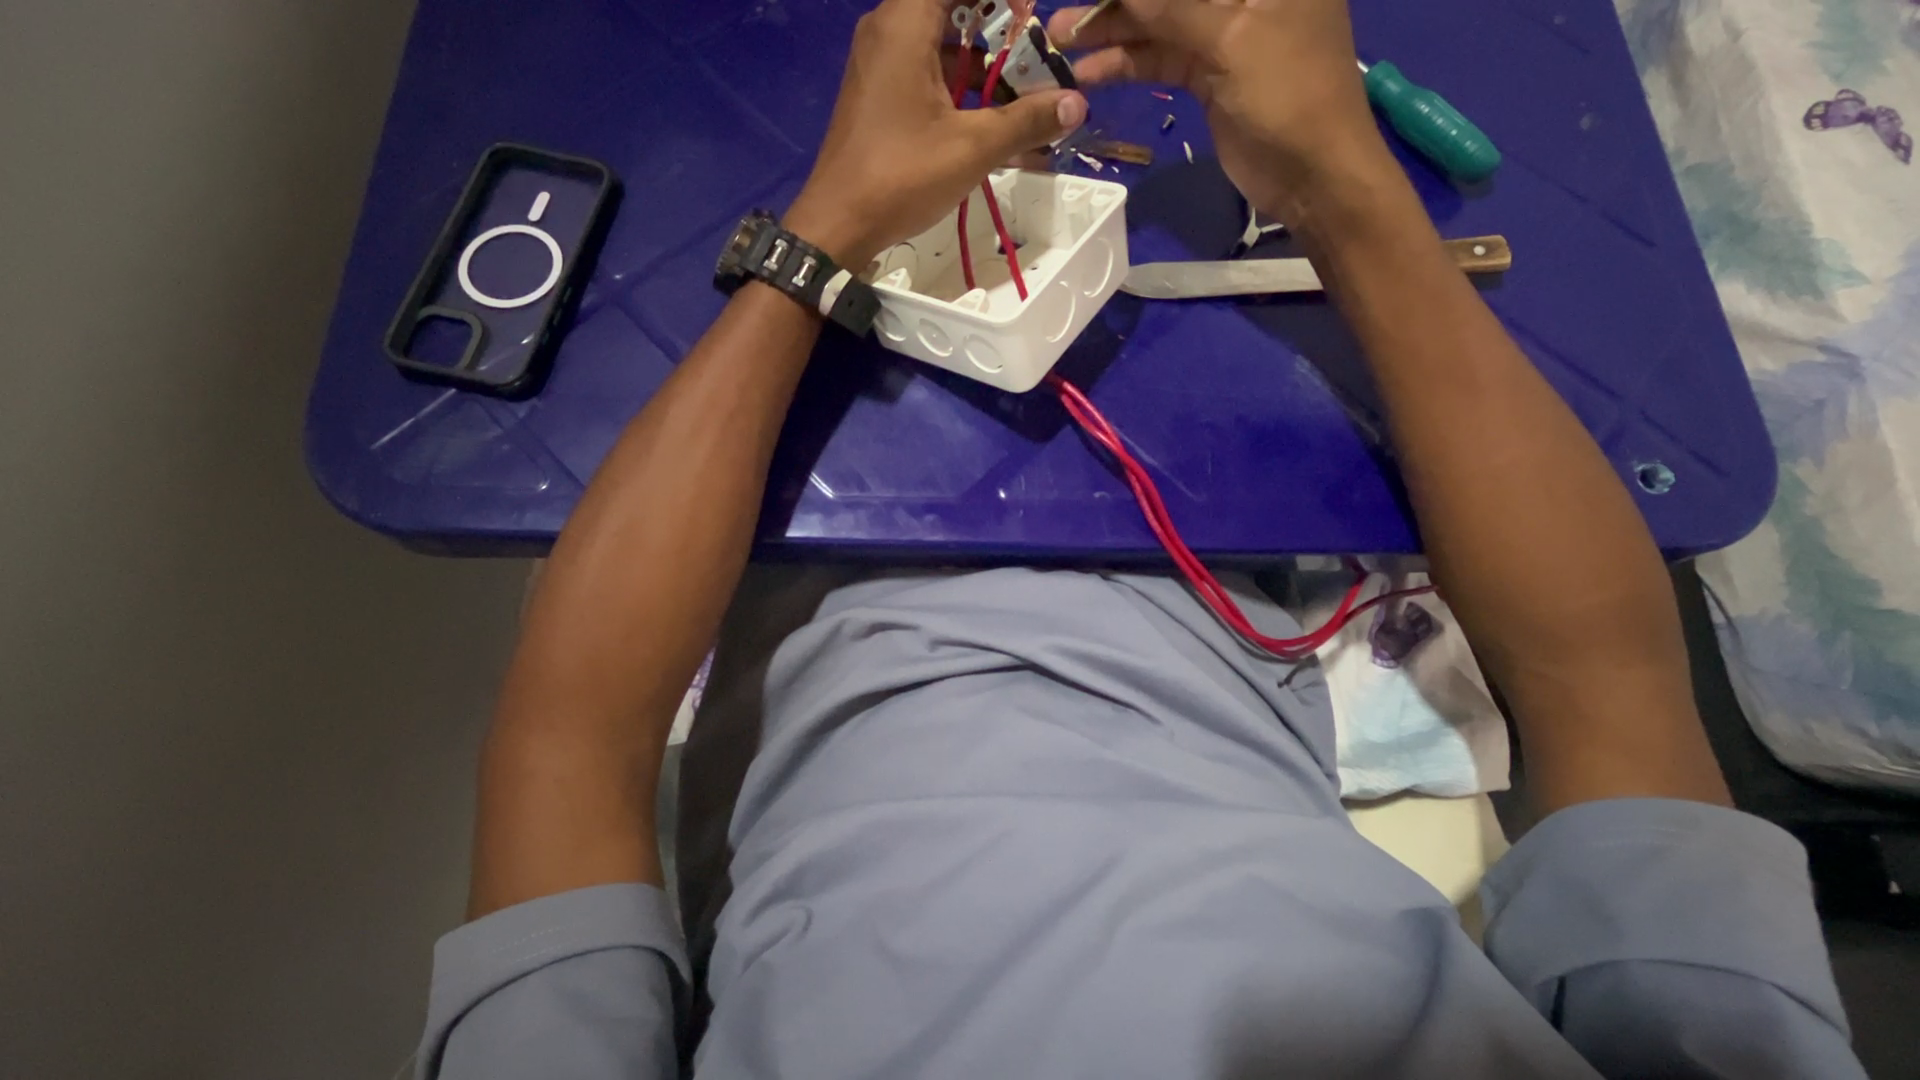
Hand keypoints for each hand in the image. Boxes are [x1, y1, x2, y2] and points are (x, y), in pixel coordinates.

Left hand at [785, 0, 1088, 269]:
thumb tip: (1076, 104)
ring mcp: (880, 64)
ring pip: (942, 44)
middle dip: (999, 30)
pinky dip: (960, 89)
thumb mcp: (972, 148)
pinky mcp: (879, 95)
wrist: (838, 223)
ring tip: (1022, 102)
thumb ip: (1027, 121)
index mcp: (905, 23)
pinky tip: (990, 124)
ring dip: (984, 67)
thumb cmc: (902, 175)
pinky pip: (927, 72)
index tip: (1029, 16)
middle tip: (1033, 63)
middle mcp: (888, 30)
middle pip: (952, 7)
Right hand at [1050, 0, 1392, 230]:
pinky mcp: (1210, 77)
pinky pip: (1162, 60)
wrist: (1314, 175)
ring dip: (1114, 34)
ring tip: (1063, 40)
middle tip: (1065, 15)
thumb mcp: (1232, 38)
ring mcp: (1228, 35)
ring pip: (1161, 24)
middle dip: (1121, 1)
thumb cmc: (1289, 93)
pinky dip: (1128, 65)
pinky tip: (1091, 71)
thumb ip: (1172, 8)